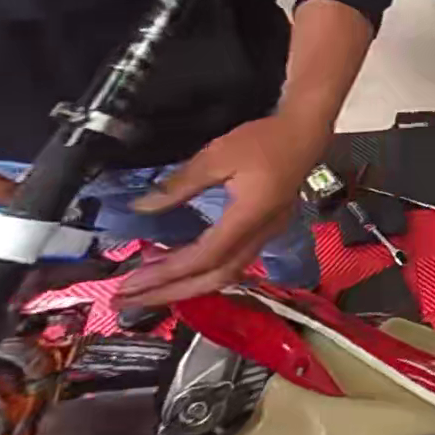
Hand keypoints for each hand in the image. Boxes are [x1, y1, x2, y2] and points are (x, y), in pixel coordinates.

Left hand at [114, 115, 324, 305]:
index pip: (206, 257)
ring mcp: (267, 234)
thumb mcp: (217, 156)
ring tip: (150, 288)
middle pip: (217, 277)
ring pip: (227, 274)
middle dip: (173, 292)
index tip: (131, 283)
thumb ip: (180, 184)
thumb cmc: (264, 141)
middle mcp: (261, 234)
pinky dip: (204, 271)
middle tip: (130, 299)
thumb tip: (143, 206)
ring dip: (188, 285)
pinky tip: (181, 265)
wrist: (304, 135)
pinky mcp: (266, 230)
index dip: (168, 272)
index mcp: (249, 218)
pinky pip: (233, 261)